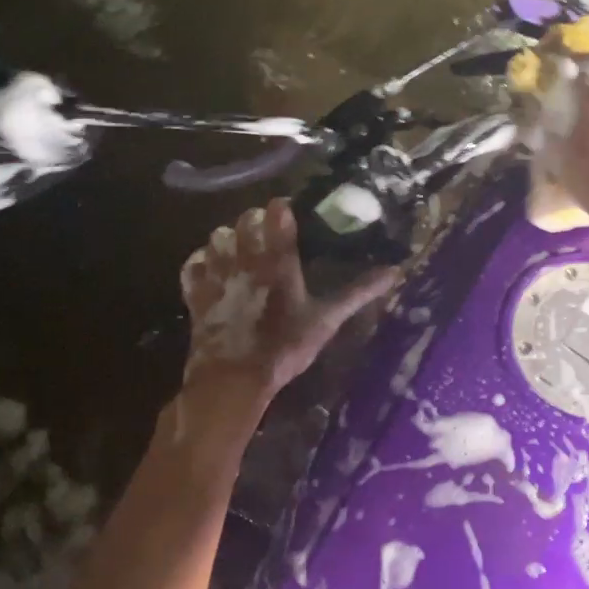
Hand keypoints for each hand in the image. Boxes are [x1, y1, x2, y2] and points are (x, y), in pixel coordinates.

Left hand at [180, 198, 399, 404]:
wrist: (231, 381)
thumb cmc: (284, 348)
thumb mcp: (326, 320)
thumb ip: (358, 292)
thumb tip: (395, 270)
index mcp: (278, 260)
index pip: (276, 212)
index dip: (283, 207)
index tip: (292, 212)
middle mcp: (244, 259)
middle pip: (244, 219)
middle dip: (256, 219)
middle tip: (268, 231)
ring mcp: (216, 275)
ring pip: (216, 237)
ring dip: (229, 237)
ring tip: (240, 249)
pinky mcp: (195, 295)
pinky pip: (192, 264)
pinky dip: (201, 262)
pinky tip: (213, 270)